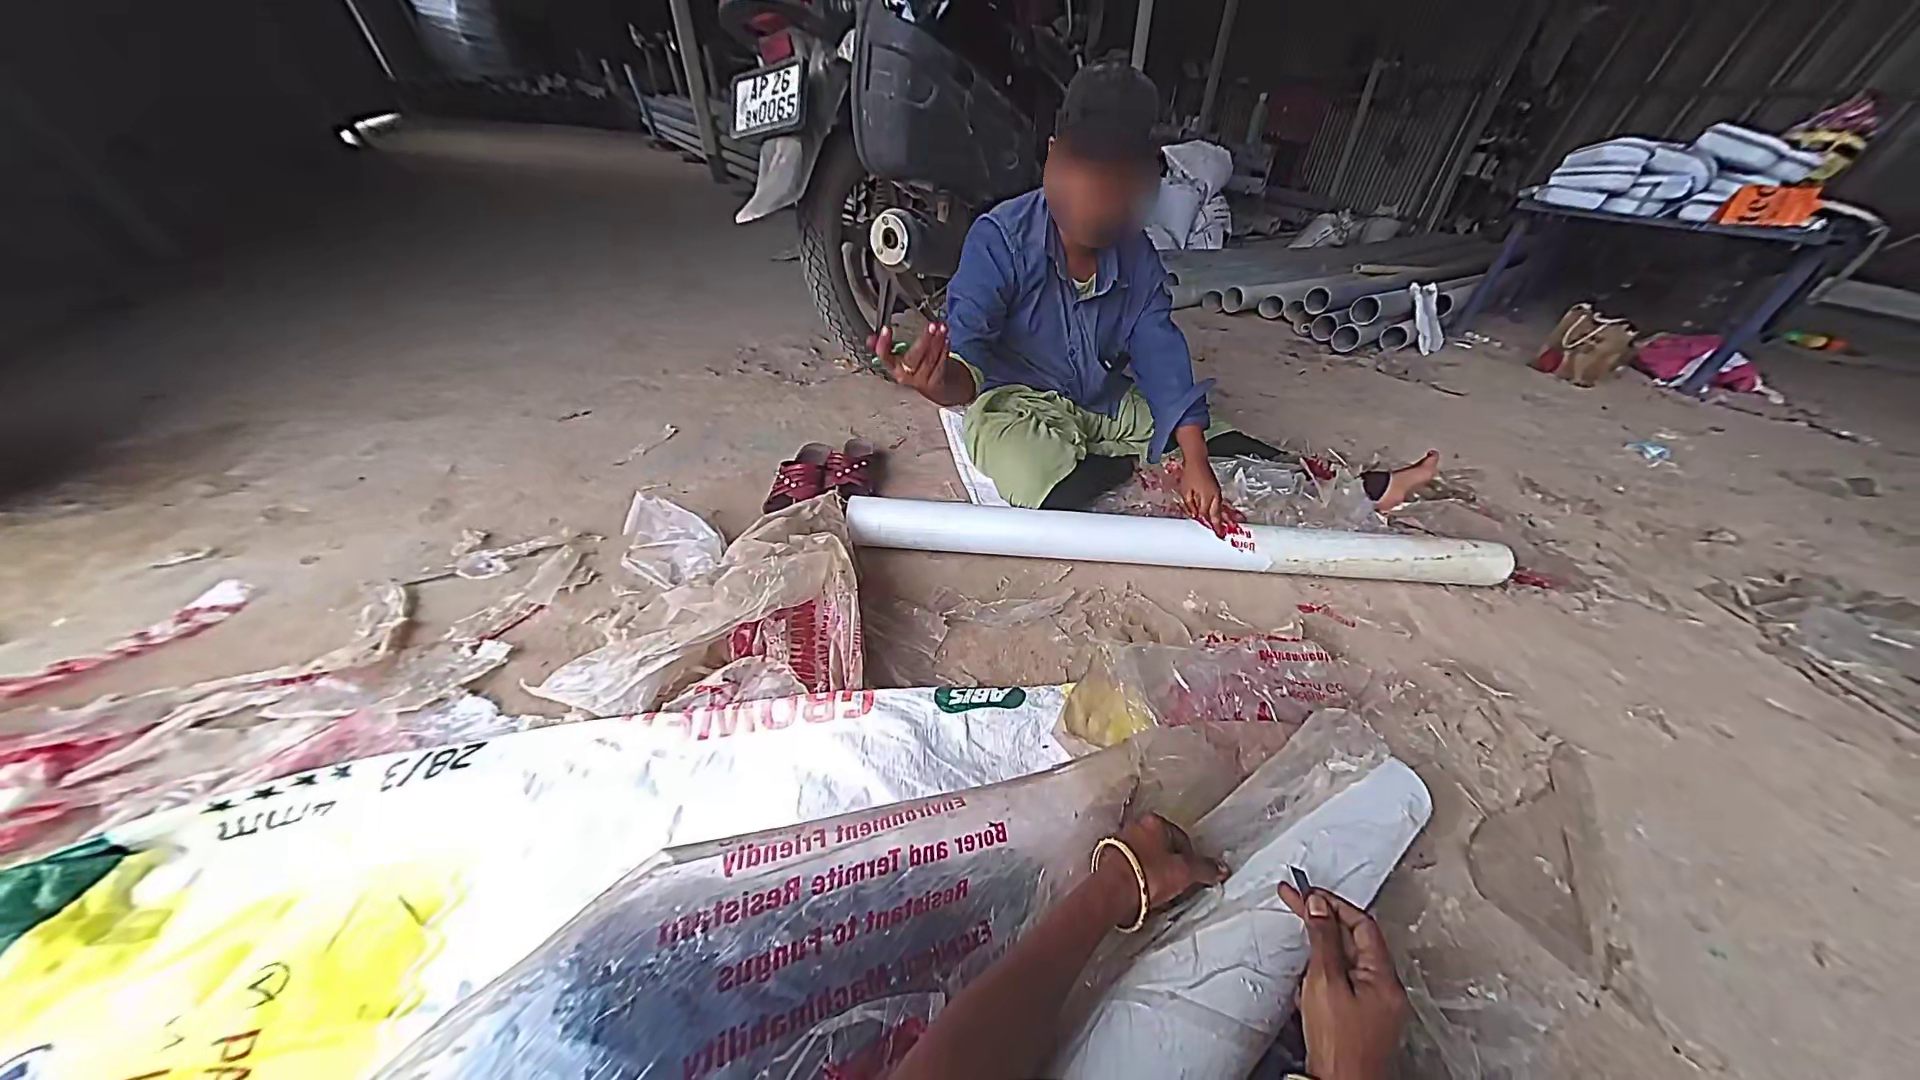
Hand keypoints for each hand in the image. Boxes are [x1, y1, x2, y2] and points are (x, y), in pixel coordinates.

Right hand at [873, 321, 950, 400]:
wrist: (932, 385)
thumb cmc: (913, 368)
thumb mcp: (897, 358)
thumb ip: (886, 346)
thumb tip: (870, 339)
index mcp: (894, 368)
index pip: (884, 357)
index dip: (883, 344)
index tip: (885, 329)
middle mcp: (906, 376)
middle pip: (913, 358)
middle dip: (924, 340)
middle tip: (930, 326)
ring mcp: (921, 379)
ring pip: (930, 358)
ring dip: (937, 341)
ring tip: (941, 327)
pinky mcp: (936, 380)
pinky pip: (940, 363)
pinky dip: (944, 349)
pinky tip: (946, 338)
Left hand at [1095, 813, 1228, 927]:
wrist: (1113, 888)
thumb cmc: (1151, 874)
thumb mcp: (1184, 872)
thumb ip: (1204, 868)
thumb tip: (1223, 867)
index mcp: (1155, 821)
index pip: (1181, 838)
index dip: (1191, 858)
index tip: (1192, 876)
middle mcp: (1136, 824)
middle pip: (1162, 845)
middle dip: (1171, 862)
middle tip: (1178, 883)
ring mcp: (1120, 839)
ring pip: (1146, 854)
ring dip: (1154, 868)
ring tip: (1160, 888)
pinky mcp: (1108, 855)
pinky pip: (1131, 863)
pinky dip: (1139, 873)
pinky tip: (1142, 887)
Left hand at [1181, 460, 1240, 538]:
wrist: (1197, 461)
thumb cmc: (1190, 475)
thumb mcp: (1185, 491)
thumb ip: (1190, 505)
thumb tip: (1194, 515)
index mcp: (1206, 497)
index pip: (1205, 514)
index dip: (1205, 523)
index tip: (1208, 532)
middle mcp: (1215, 496)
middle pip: (1216, 513)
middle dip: (1218, 525)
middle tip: (1221, 535)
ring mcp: (1217, 493)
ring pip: (1220, 509)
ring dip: (1222, 519)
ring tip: (1225, 528)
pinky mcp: (1217, 490)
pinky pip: (1220, 503)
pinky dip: (1220, 511)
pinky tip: (1221, 516)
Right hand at [1278, 883, 1408, 1079]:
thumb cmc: (1338, 1042)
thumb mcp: (1325, 980)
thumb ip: (1323, 938)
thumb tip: (1319, 906)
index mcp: (1383, 979)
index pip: (1362, 925)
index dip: (1333, 904)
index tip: (1308, 893)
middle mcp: (1384, 989)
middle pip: (1354, 938)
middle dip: (1322, 916)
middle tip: (1295, 898)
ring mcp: (1373, 1002)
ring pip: (1346, 955)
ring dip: (1320, 939)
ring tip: (1298, 926)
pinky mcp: (1359, 1012)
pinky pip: (1341, 974)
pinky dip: (1321, 963)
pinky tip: (1306, 966)